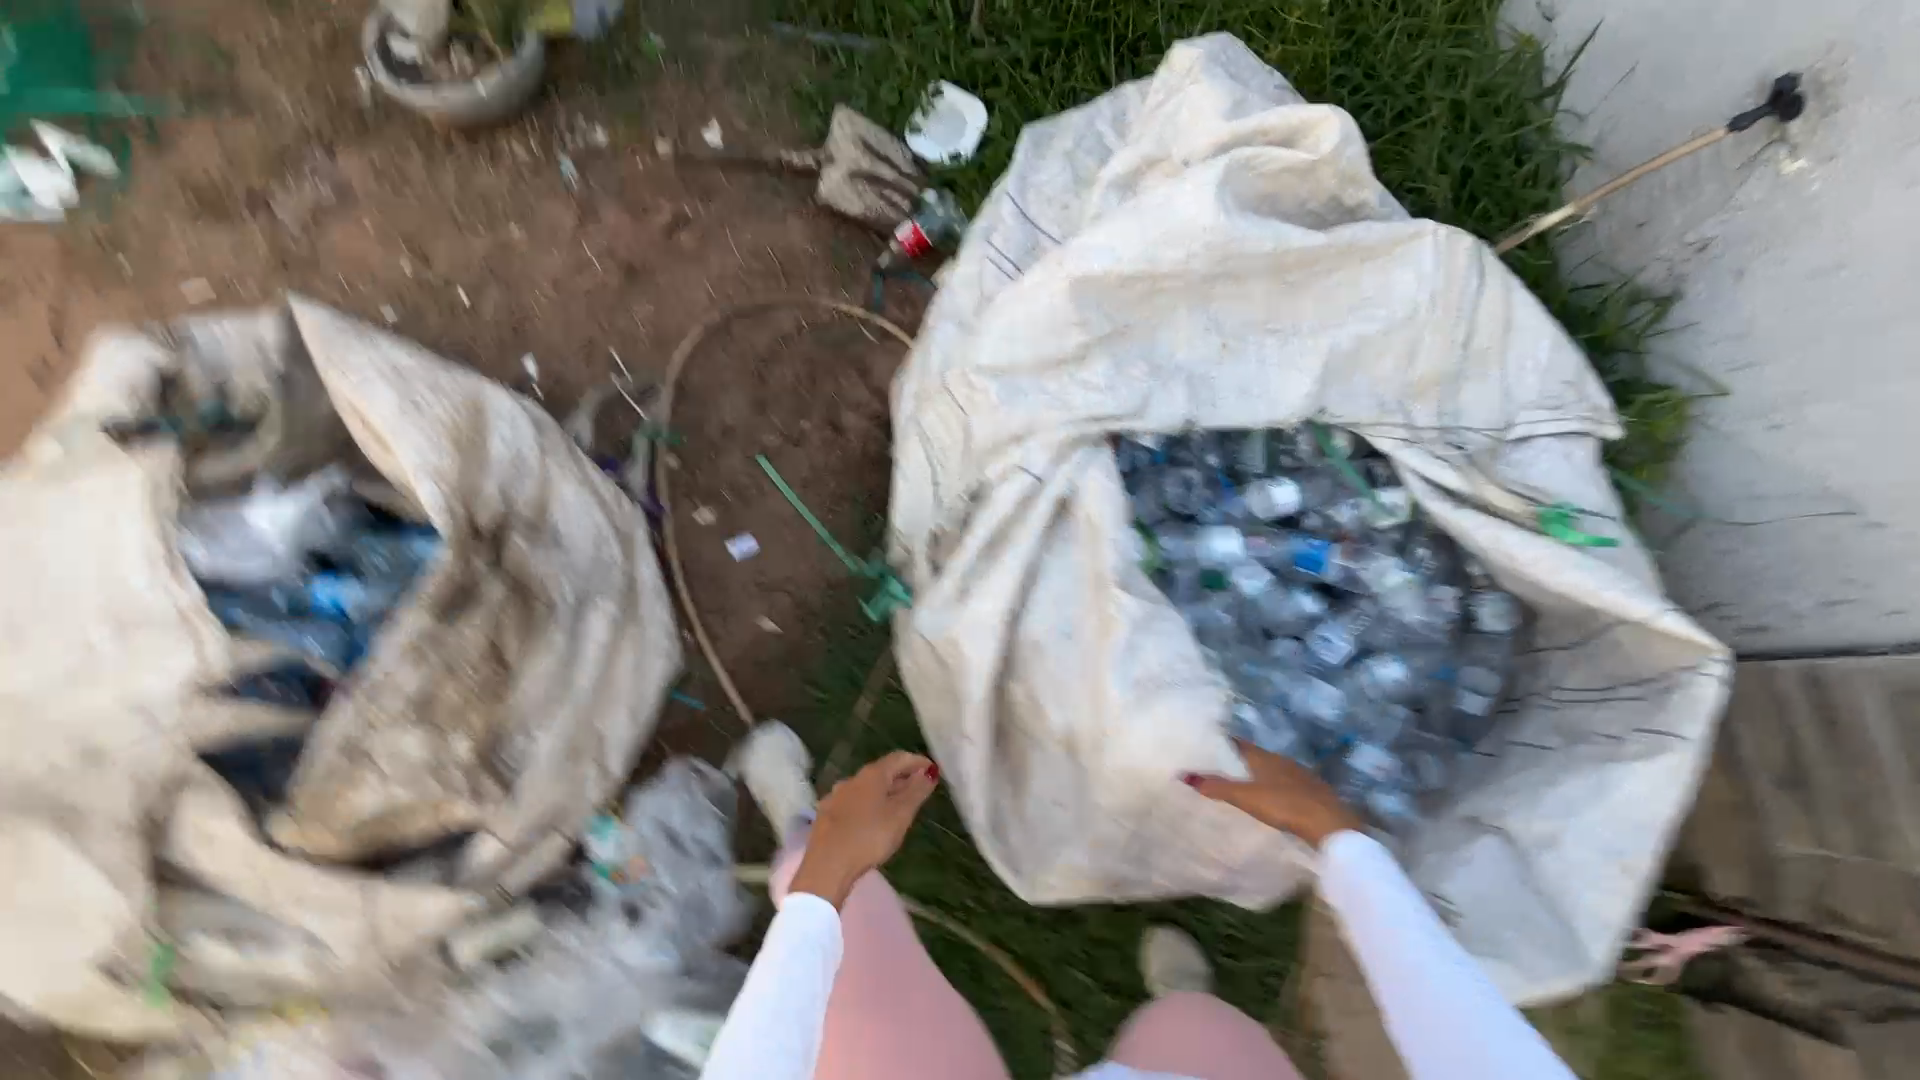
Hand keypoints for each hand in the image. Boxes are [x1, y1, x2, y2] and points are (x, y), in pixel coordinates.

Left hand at [789, 751, 939, 907]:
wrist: (827, 866)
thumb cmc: (869, 837)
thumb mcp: (900, 815)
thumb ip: (916, 791)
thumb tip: (929, 772)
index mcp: (871, 775)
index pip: (898, 758)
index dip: (917, 761)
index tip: (932, 769)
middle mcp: (851, 779)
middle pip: (881, 771)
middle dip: (901, 777)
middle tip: (919, 787)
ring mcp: (836, 797)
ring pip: (866, 788)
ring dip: (884, 792)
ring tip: (897, 805)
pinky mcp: (826, 815)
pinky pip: (853, 802)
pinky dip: (868, 804)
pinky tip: (871, 819)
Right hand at [1182, 739, 1360, 848]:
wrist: (1330, 825)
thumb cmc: (1284, 805)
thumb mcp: (1246, 797)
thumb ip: (1217, 787)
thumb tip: (1185, 775)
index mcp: (1264, 757)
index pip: (1238, 743)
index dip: (1222, 744)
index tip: (1206, 747)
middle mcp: (1282, 761)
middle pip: (1255, 756)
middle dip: (1238, 761)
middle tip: (1218, 768)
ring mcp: (1300, 775)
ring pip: (1272, 770)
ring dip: (1258, 775)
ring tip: (1241, 784)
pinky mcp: (1313, 792)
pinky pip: (1286, 784)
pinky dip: (1274, 788)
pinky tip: (1271, 799)